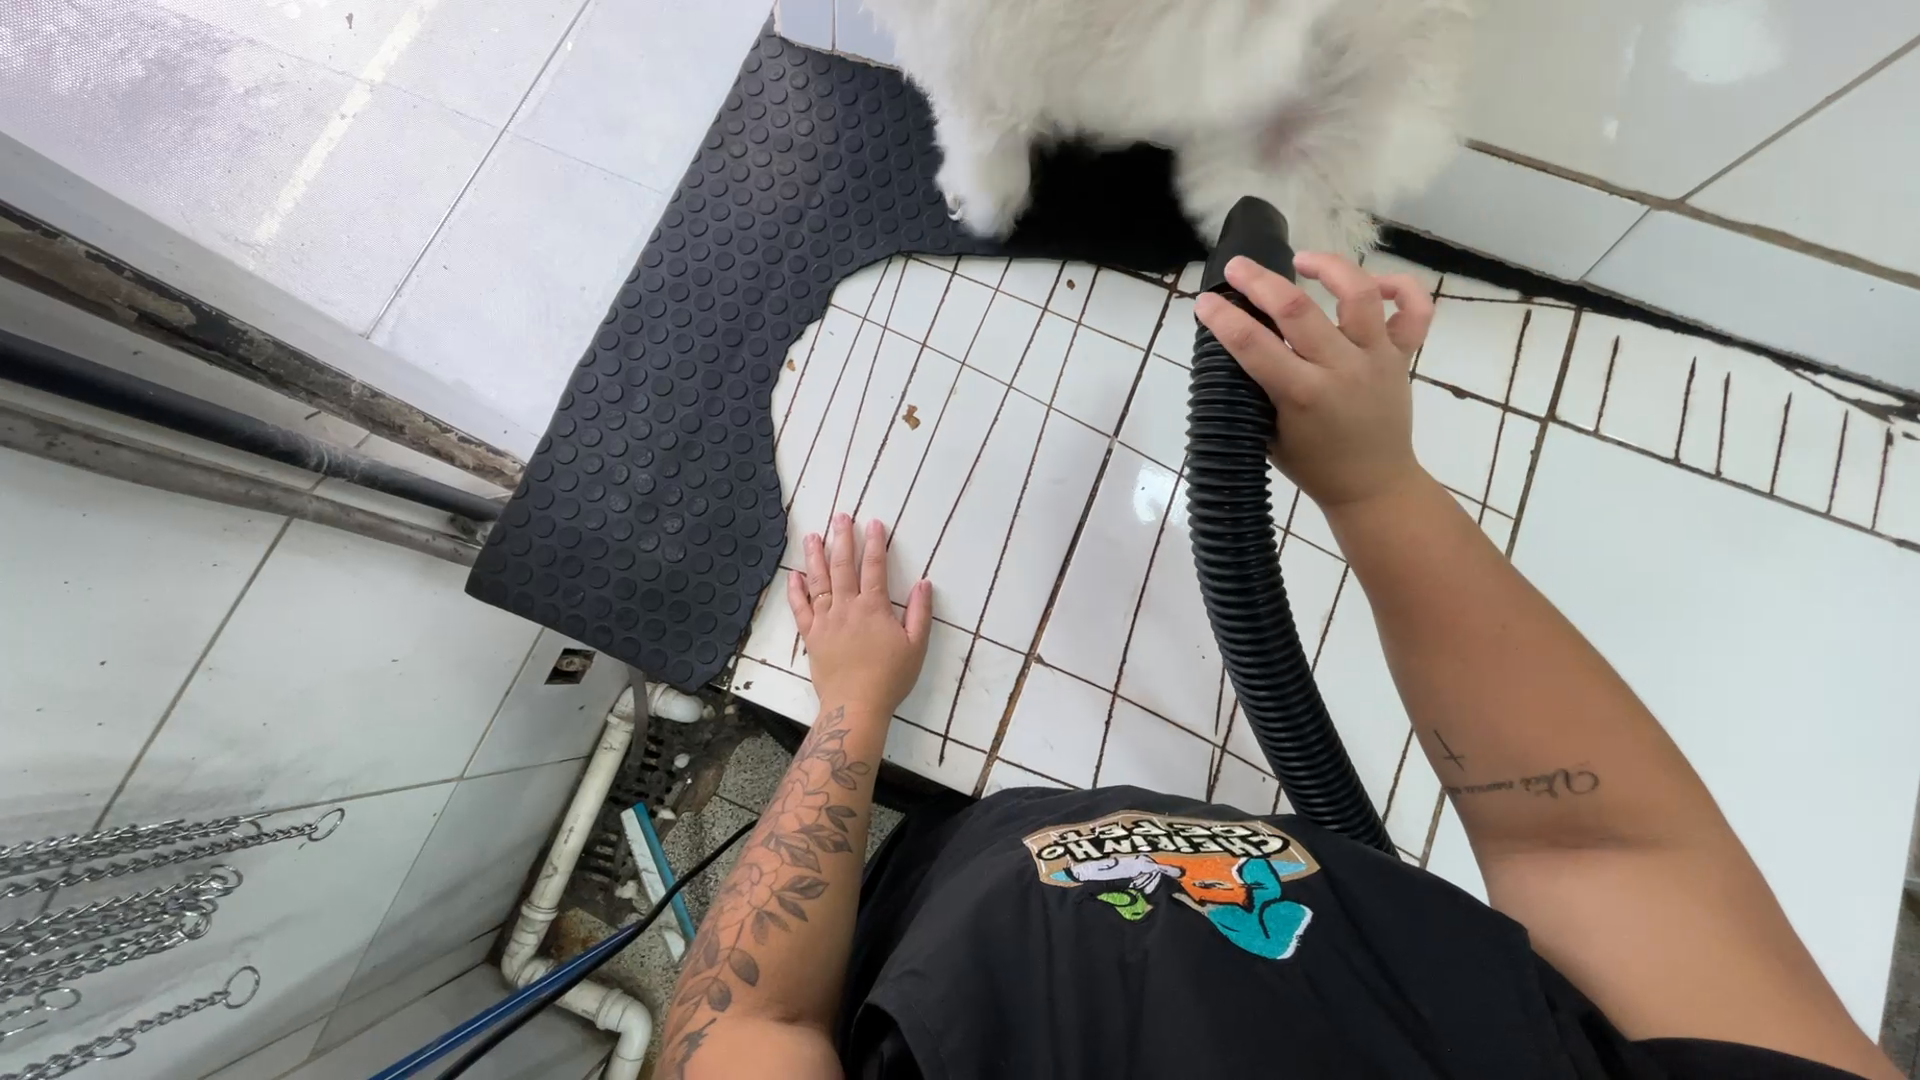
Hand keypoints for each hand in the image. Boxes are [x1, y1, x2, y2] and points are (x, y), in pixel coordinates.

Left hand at [788, 514, 932, 717]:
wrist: (856, 705)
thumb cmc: (890, 677)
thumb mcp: (916, 646)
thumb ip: (921, 613)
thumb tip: (924, 583)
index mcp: (874, 607)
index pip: (874, 567)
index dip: (875, 543)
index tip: (874, 523)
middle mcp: (847, 607)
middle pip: (843, 566)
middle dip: (843, 539)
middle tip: (841, 517)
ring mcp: (825, 620)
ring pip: (818, 581)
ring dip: (816, 556)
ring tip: (814, 535)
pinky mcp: (811, 636)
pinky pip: (801, 608)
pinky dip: (796, 590)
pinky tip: (795, 575)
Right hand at [1193, 253, 1436, 510]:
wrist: (1373, 485)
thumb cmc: (1312, 466)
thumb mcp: (1269, 435)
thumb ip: (1257, 394)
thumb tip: (1236, 355)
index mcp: (1301, 394)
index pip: (1253, 345)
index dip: (1223, 319)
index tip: (1204, 301)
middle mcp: (1340, 369)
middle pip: (1298, 309)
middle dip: (1260, 282)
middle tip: (1237, 267)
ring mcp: (1376, 358)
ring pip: (1359, 295)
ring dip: (1329, 268)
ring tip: (1303, 261)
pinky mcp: (1403, 356)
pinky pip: (1414, 311)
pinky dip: (1399, 287)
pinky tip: (1371, 283)